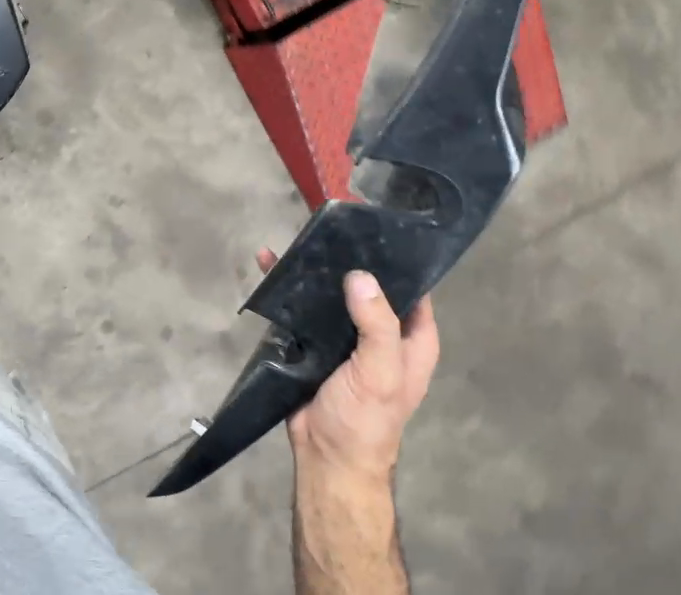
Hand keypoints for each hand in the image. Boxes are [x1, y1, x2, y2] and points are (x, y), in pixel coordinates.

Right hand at [257, 250, 439, 482]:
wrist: (325, 455)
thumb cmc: (365, 418)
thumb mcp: (379, 372)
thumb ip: (376, 325)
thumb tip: (359, 276)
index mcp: (411, 339)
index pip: (412, 289)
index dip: (397, 260)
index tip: (372, 227)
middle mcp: (380, 333)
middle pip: (365, 286)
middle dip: (344, 259)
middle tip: (323, 225)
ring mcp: (344, 337)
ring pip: (330, 294)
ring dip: (311, 272)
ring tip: (290, 242)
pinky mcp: (311, 342)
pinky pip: (300, 308)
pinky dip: (286, 289)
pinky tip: (268, 267)